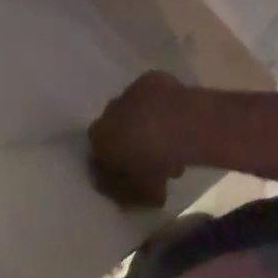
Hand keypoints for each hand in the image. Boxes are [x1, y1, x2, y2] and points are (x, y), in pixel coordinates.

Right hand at [89, 71, 191, 208]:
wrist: (174, 124)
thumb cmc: (150, 163)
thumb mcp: (138, 191)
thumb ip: (129, 194)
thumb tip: (126, 197)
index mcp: (98, 138)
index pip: (100, 154)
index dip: (117, 167)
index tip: (133, 178)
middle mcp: (107, 114)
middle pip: (117, 130)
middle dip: (133, 145)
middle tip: (156, 163)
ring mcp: (129, 94)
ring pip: (136, 112)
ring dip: (149, 126)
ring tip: (175, 146)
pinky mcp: (151, 80)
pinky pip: (155, 97)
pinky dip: (163, 107)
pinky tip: (180, 120)